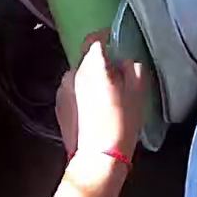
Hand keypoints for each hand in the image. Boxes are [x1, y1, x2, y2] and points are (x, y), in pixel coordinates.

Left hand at [56, 34, 146, 162]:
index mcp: (92, 64)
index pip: (95, 38)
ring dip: (89, 82)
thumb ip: (132, 68)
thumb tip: (123, 62)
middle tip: (115, 81)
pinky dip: (81, 97)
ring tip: (103, 100)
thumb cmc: (121, 123)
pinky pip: (72, 93)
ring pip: (78, 77)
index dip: (106, 39)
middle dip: (100, 66)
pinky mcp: (59, 106)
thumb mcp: (138, 92)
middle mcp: (72, 72)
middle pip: (87, 60)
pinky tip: (92, 112)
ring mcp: (62, 90)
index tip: (114, 44)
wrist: (98, 157)